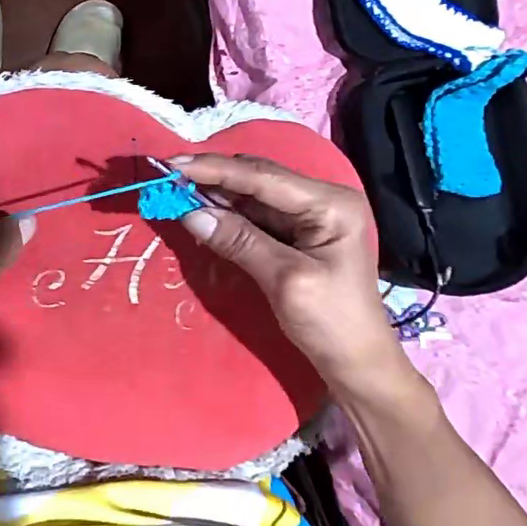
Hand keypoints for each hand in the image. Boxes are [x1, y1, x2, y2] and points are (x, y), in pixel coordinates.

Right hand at [171, 154, 411, 394]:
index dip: (217, 169)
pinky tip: (202, 211)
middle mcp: (321, 200)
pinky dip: (227, 213)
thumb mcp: (285, 280)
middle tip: (170, 177)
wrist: (356, 361)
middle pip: (258, 177)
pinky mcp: (296, 234)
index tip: (174, 163)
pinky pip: (254, 215)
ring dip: (217, 193)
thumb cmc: (331, 321)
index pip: (264, 177)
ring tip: (178, 191)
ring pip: (253, 194)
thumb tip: (190, 213)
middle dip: (214, 176)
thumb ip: (240, 241)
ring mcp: (309, 216)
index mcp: (330, 204)